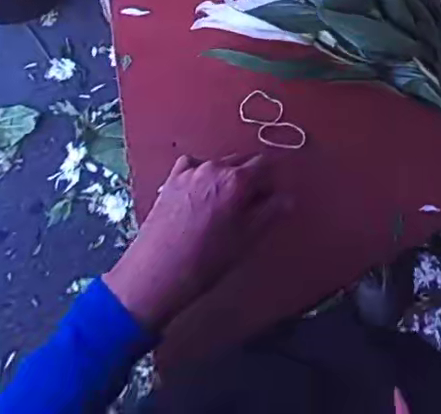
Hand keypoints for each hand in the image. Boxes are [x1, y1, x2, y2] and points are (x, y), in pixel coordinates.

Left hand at [102, 153, 284, 329]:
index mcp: (238, 180)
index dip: (272, 179)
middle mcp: (216, 167)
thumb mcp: (246, 240)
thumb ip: (271, 213)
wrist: (151, 279)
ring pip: (220, 163)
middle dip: (252, 176)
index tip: (271, 196)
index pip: (266, 164)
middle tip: (250, 203)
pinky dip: (201, 171)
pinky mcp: (171, 181)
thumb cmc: (205, 261)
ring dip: (228, 175)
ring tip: (223, 203)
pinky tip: (200, 190)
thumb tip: (289, 198)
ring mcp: (190, 172)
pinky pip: (193, 165)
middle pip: (244, 160)